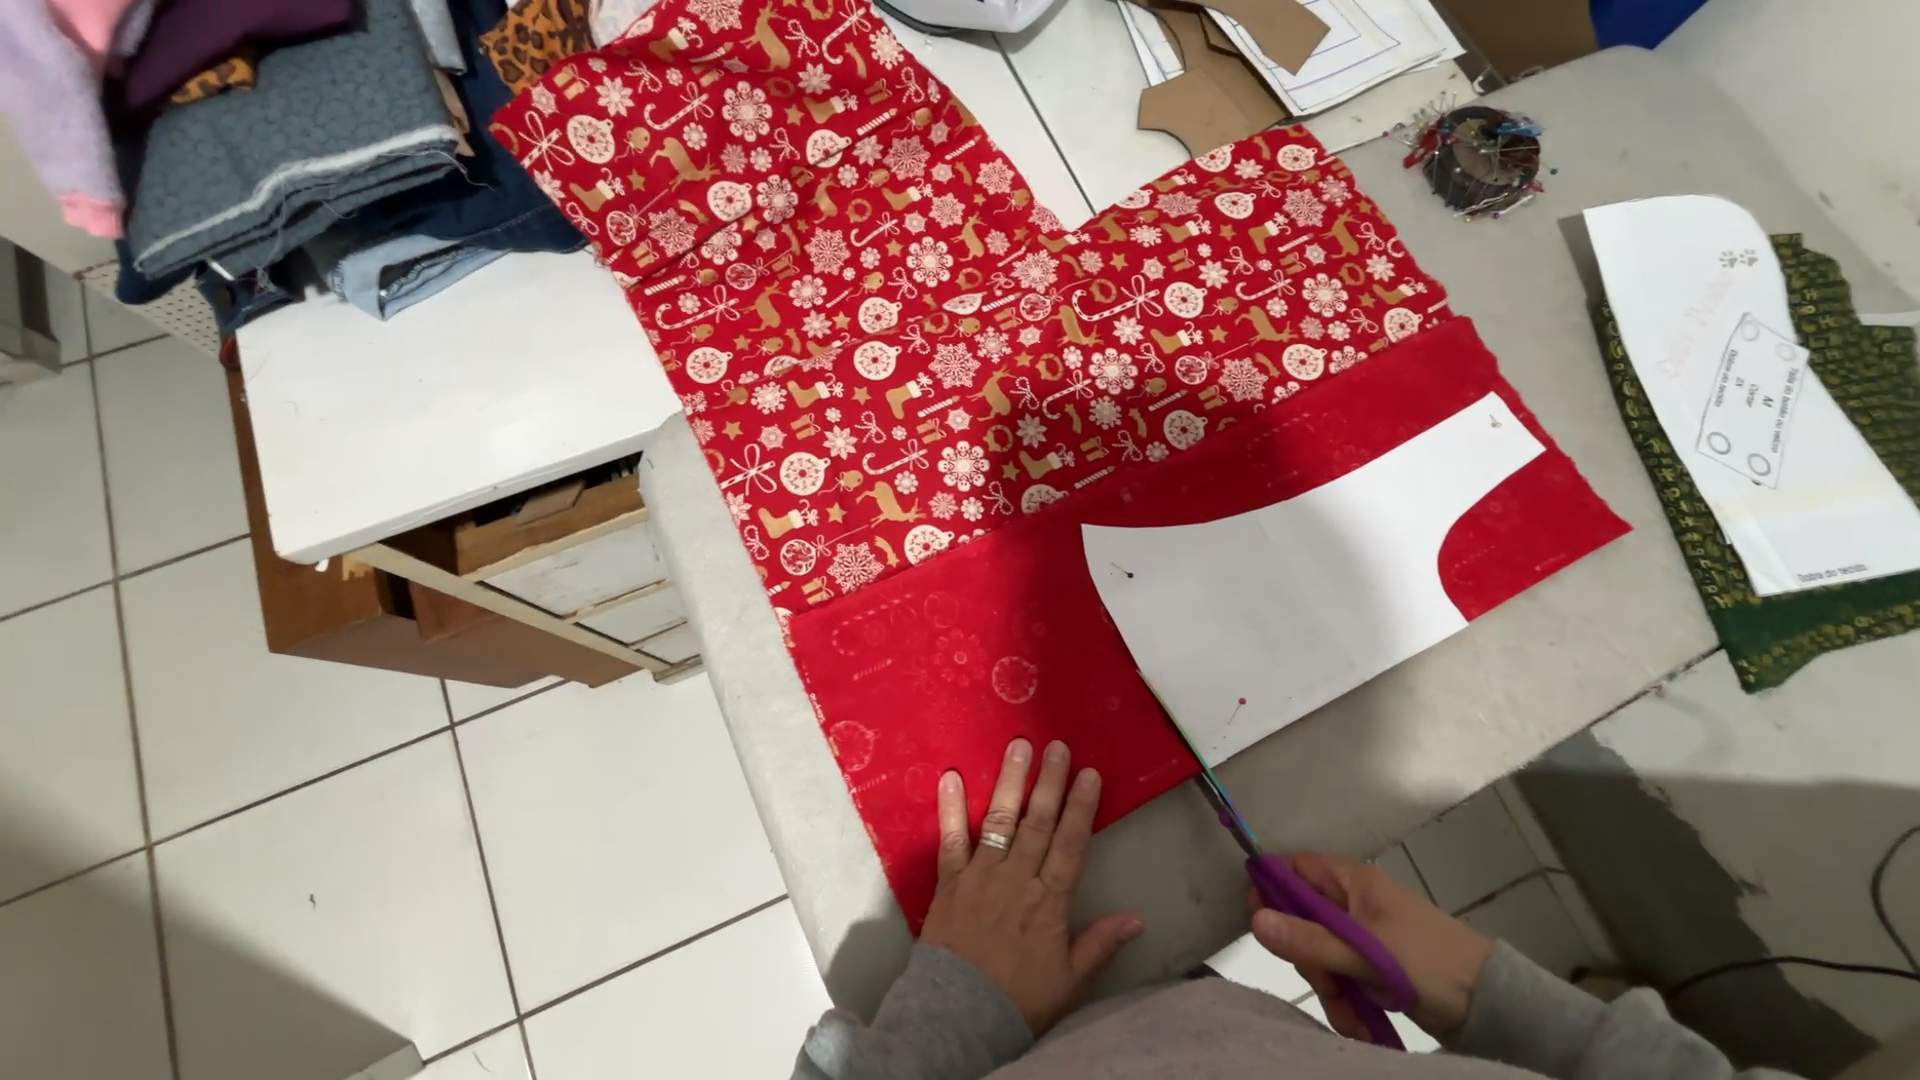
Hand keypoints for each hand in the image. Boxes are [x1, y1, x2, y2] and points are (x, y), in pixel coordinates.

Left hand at [919, 738, 1145, 1035]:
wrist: (960, 1017)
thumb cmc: (1019, 998)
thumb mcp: (1070, 980)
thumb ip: (1101, 943)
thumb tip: (1138, 919)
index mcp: (1049, 900)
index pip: (1071, 844)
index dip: (1082, 807)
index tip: (1090, 773)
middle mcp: (1016, 878)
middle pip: (1038, 822)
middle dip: (1050, 781)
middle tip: (1057, 746)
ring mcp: (980, 875)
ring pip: (999, 820)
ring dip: (1010, 781)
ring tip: (1018, 746)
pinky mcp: (949, 880)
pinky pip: (950, 839)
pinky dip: (950, 808)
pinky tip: (951, 777)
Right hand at [1248, 852, 1493, 1041]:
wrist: (1495, 1007)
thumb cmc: (1430, 965)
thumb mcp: (1365, 954)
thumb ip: (1309, 941)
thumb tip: (1253, 921)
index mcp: (1353, 882)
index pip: (1295, 869)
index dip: (1273, 890)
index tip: (1261, 923)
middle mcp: (1355, 903)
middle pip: (1303, 918)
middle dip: (1309, 958)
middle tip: (1326, 983)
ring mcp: (1365, 936)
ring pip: (1321, 954)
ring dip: (1329, 988)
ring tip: (1351, 1017)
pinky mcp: (1375, 966)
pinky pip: (1342, 977)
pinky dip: (1347, 1001)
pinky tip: (1361, 1024)